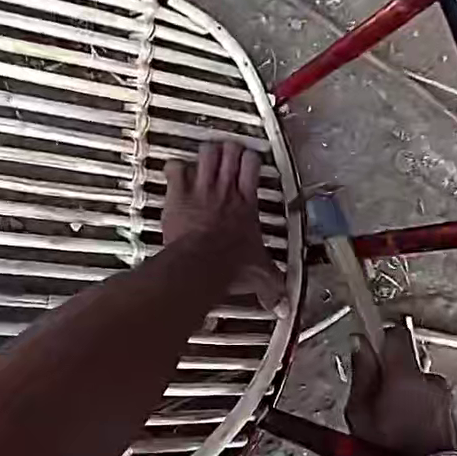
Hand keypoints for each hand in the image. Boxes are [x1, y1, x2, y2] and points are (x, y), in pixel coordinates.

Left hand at [161, 139, 284, 309]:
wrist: (201, 264)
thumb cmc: (228, 264)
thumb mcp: (259, 275)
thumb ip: (272, 288)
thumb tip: (281, 305)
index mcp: (246, 203)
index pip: (253, 164)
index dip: (250, 159)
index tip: (248, 164)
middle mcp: (225, 190)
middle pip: (231, 151)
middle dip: (228, 150)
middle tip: (226, 157)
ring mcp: (202, 189)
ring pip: (207, 152)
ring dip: (206, 153)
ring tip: (205, 159)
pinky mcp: (179, 194)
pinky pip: (175, 168)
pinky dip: (175, 168)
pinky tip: (177, 174)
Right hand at [344, 327, 456, 455]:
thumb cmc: (392, 450)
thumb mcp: (359, 411)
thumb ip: (361, 372)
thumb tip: (360, 345)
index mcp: (404, 374)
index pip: (394, 334)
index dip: (379, 336)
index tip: (368, 344)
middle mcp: (428, 379)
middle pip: (405, 357)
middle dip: (388, 369)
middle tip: (373, 390)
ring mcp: (442, 394)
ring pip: (416, 378)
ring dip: (403, 388)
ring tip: (389, 414)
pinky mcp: (449, 408)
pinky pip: (427, 394)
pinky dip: (416, 402)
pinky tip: (405, 422)